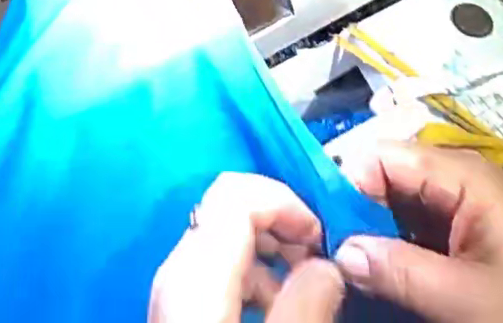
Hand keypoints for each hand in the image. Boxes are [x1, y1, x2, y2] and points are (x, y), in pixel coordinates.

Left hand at [150, 172, 346, 322]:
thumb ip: (306, 304)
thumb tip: (329, 265)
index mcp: (196, 269)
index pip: (240, 192)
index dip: (288, 203)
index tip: (322, 238)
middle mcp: (179, 266)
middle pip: (234, 205)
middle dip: (284, 221)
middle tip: (318, 261)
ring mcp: (173, 289)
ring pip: (227, 236)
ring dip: (272, 248)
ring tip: (303, 288)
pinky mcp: (176, 310)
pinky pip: (218, 267)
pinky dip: (253, 272)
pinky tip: (272, 308)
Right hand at [336, 143, 502, 322]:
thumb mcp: (465, 297)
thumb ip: (399, 269)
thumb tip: (340, 249)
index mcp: (461, 173)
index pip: (385, 156)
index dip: (346, 182)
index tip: (312, 224)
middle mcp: (458, 177)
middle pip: (389, 176)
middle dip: (354, 207)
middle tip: (319, 248)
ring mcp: (462, 206)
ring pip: (399, 204)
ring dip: (370, 229)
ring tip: (338, 262)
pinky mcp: (466, 234)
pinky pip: (417, 228)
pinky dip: (393, 246)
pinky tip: (374, 272)